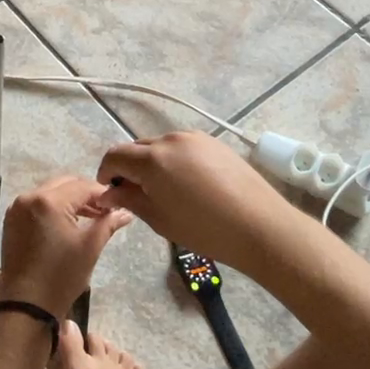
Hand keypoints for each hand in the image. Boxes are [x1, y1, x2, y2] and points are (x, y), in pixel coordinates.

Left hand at [0, 176, 132, 317]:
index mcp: (48, 201)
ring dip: (69, 201)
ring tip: (90, 217)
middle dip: (85, 194)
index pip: (81, 186)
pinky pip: (36, 203)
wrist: (27, 302)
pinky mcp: (11, 219)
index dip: (102, 193)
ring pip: (49, 192)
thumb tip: (125, 212)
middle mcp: (29, 196)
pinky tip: (67, 223)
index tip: (117, 204)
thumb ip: (107, 224)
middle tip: (104, 211)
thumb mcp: (89, 248)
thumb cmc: (62, 276)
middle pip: (63, 184)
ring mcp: (17, 207)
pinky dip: (53, 208)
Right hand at [95, 132, 299, 272]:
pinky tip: (189, 184)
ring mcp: (195, 138)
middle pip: (136, 148)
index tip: (110, 191)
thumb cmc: (205, 230)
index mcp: (151, 159)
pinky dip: (175, 160)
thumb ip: (129, 200)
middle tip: (136, 194)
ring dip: (153, 163)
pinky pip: (183, 147)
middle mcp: (170, 140)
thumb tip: (108, 193)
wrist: (263, 228)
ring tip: (165, 190)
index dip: (106, 173)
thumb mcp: (159, 219)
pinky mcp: (215, 143)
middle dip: (129, 168)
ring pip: (160, 147)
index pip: (114, 156)